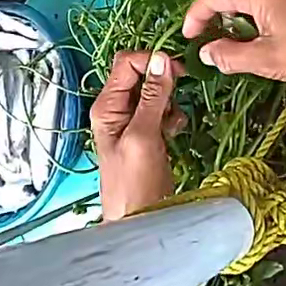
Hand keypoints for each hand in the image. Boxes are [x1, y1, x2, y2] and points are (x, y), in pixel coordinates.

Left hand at [90, 50, 186, 221]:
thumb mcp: (144, 137)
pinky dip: (171, 115)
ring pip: (154, 92)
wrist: (140, 225)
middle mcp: (116, 109)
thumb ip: (153, 98)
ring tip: (173, 121)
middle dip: (162, 80)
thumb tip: (162, 60)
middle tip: (178, 96)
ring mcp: (132, 122)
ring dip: (169, 100)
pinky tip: (175, 130)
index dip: (151, 61)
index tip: (177, 70)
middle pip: (140, 74)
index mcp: (107, 105)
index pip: (126, 63)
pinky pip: (161, 111)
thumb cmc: (135, 185)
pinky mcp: (147, 135)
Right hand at [182, 0, 285, 87]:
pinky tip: (256, 30)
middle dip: (211, 14)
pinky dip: (251, 8)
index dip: (194, 17)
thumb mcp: (269, 61)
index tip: (189, 40)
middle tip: (206, 41)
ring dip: (232, 11)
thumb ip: (231, 56)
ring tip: (229, 39)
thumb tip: (206, 53)